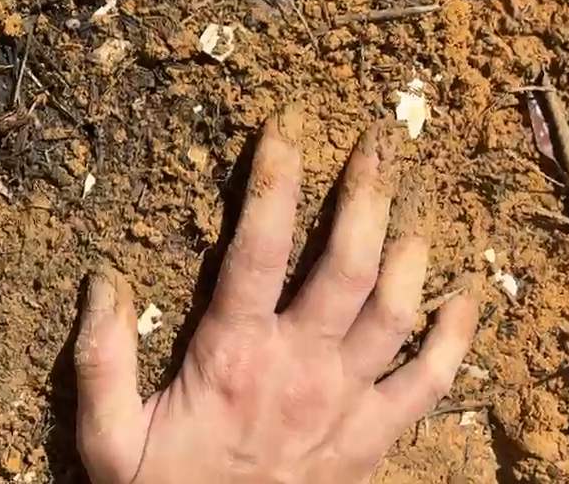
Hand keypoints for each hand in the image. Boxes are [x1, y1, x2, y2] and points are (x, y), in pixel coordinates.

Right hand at [75, 116, 479, 483]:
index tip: (281, 129)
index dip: (271, 184)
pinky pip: (429, 385)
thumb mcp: (108, 439)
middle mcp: (301, 368)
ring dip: (406, 250)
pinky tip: (469, 299)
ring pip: (393, 313)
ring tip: (410, 198)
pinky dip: (455, 340)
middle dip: (360, 198)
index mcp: (234, 354)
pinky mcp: (374, 439)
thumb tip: (101, 279)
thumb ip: (99, 360)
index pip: (256, 249)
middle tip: (373, 145)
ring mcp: (347, 405)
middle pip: (345, 268)